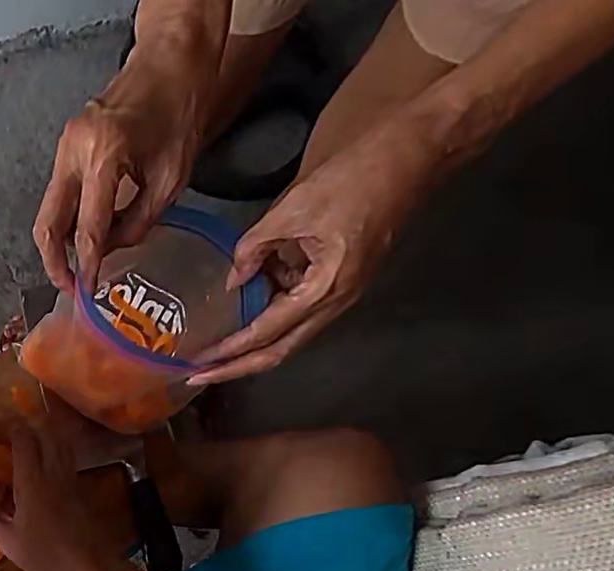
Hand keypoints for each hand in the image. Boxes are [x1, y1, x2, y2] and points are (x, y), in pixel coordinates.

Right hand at [0, 425, 130, 570]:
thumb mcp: (8, 540)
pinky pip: (68, 458)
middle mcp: (53, 472)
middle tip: (16, 425)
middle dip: (31, 423)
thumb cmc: (43, 555)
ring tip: (33, 434)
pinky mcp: (80, 488)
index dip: (11, 426)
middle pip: (47, 433)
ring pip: (62, 443)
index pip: (23, 440)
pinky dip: (58, 449)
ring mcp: (70, 479)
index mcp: (31, 481)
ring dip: (47, 432)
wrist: (86, 566)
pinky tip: (48, 459)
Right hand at [33, 47, 217, 291]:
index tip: (88, 291)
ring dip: (58, 245)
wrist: (169, 62)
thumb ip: (138, 222)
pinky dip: (66, 223)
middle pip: (48, 224)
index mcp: (104, 155)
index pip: (88, 229)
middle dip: (55, 263)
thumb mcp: (170, 180)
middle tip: (69, 288)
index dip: (87, 266)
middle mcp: (75, 151)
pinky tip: (82, 239)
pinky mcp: (67, 148)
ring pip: (48, 212)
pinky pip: (59, 196)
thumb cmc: (179, 113)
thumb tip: (112, 250)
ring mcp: (65, 147)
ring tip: (75, 270)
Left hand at [189, 118, 441, 383]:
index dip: (230, 352)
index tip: (199, 364)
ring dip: (250, 344)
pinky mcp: (338, 283)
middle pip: (278, 352)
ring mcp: (339, 296)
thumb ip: (255, 247)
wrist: (415, 152)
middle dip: (236, 367)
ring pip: (287, 335)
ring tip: (213, 350)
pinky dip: (267, 314)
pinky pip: (297, 310)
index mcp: (324, 289)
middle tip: (200, 375)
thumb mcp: (294, 207)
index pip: (267, 334)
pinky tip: (243, 309)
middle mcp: (334, 303)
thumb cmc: (359, 174)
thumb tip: (233, 280)